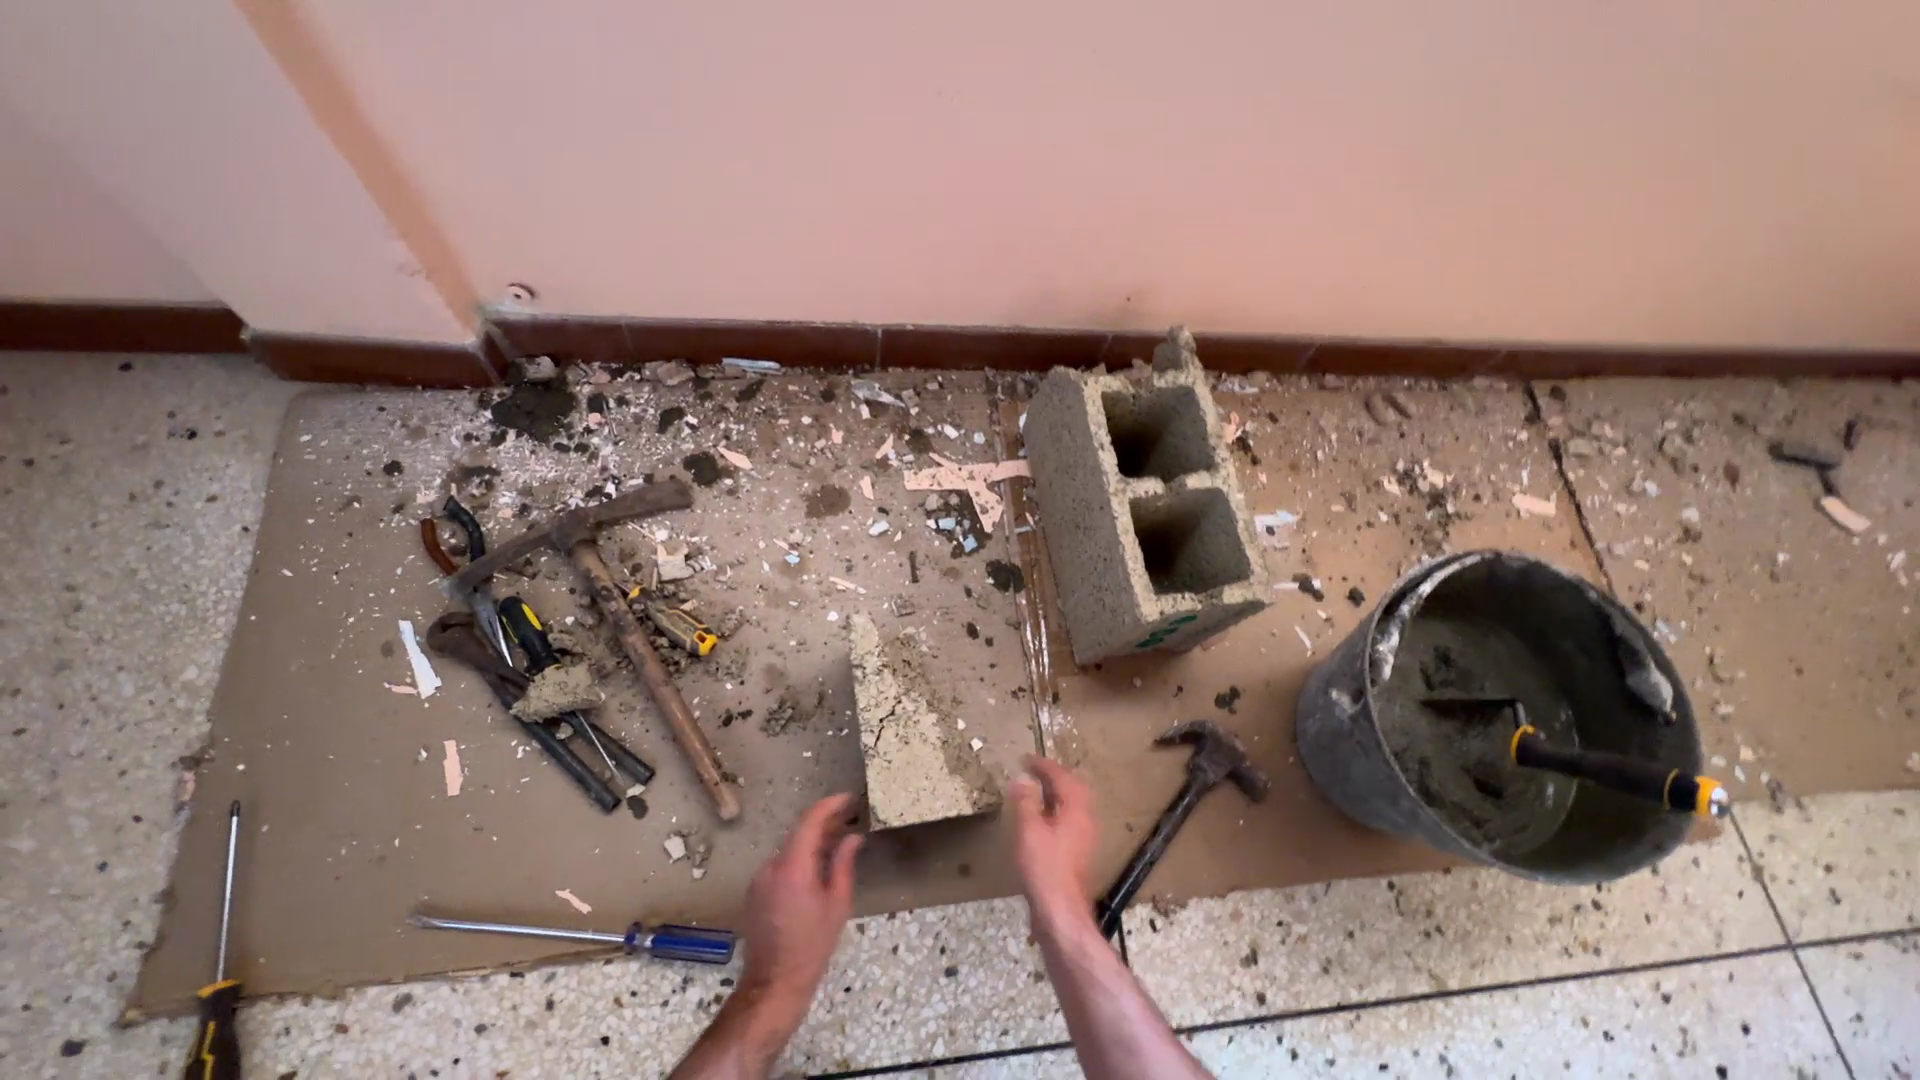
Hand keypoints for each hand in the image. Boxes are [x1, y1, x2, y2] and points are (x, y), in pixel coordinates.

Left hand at [738, 793, 863, 1002]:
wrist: (774, 982)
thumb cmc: (813, 945)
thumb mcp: (837, 904)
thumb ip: (844, 864)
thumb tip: (853, 837)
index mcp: (793, 867)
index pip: (810, 821)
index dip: (830, 805)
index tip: (849, 799)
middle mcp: (771, 866)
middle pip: (799, 833)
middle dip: (824, 824)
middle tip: (850, 821)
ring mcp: (759, 879)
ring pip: (789, 850)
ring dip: (812, 844)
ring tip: (837, 847)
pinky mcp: (754, 891)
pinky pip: (779, 865)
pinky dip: (798, 860)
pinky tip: (816, 871)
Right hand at [1009, 756, 1097, 921]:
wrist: (1061, 910)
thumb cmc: (1044, 866)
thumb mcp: (1029, 829)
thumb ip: (1026, 801)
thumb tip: (1022, 778)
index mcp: (1076, 808)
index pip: (1061, 777)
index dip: (1043, 766)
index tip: (1025, 759)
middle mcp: (1086, 820)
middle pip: (1074, 789)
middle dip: (1055, 777)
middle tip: (1035, 772)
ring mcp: (1085, 838)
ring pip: (1073, 806)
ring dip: (1056, 795)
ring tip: (1036, 792)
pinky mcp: (1078, 854)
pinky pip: (1069, 821)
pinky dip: (1055, 812)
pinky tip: (1041, 822)